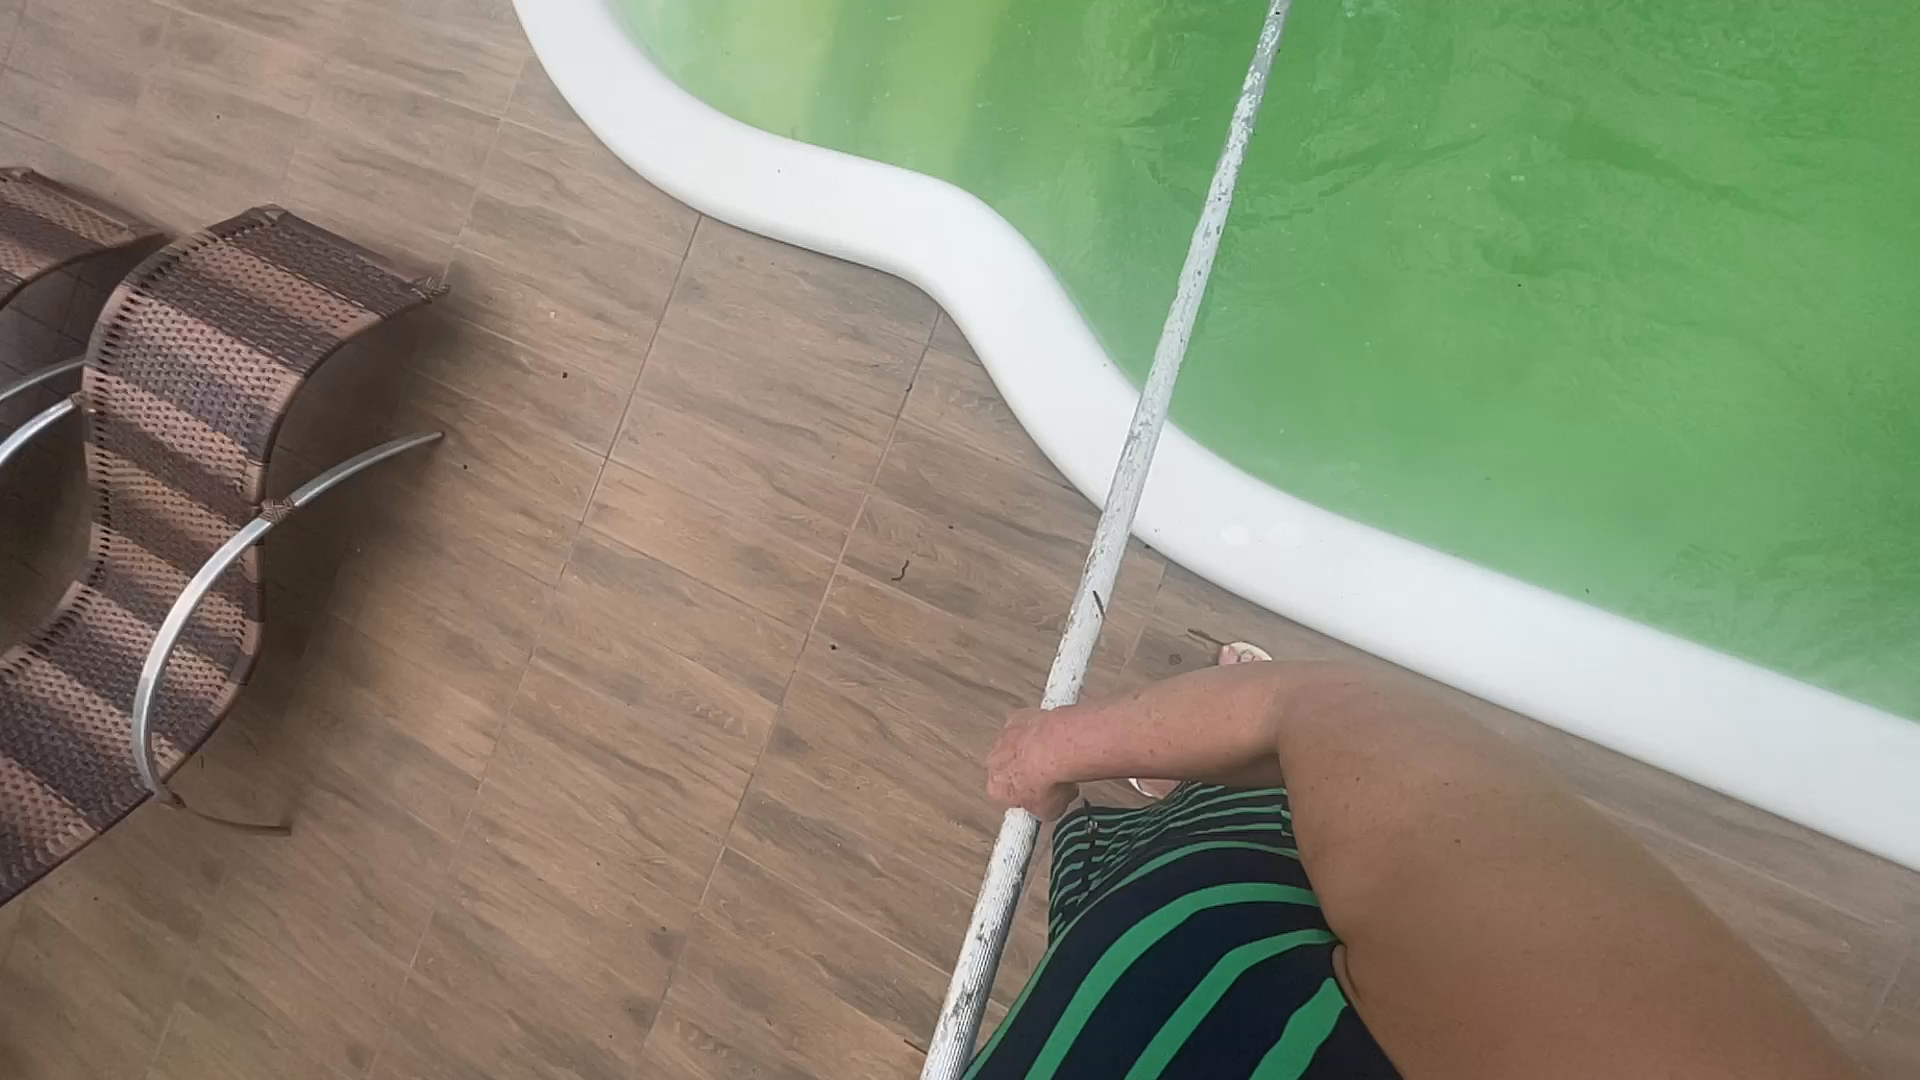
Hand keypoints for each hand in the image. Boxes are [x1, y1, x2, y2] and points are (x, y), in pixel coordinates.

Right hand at [987, 707, 1078, 820]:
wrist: (1055, 750)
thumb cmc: (1048, 780)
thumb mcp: (1050, 810)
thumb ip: (1043, 809)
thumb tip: (1052, 806)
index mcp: (996, 788)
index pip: (1004, 796)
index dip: (1023, 796)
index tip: (1038, 796)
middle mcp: (994, 761)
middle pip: (1005, 767)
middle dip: (1023, 770)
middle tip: (1047, 775)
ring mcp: (1003, 738)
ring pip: (1013, 744)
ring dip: (1028, 748)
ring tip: (1054, 755)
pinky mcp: (1015, 718)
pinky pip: (1023, 724)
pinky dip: (1035, 728)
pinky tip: (1052, 735)